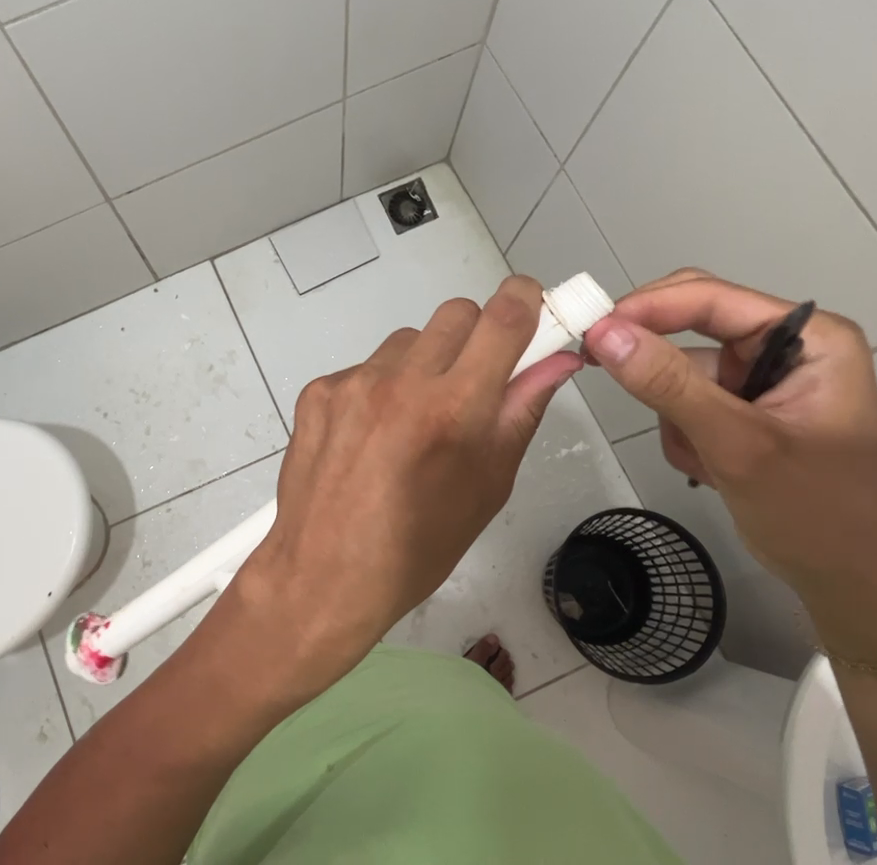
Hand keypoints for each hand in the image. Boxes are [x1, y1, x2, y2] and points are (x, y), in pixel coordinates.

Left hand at [231, 275, 582, 685]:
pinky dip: (380, 388)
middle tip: (474, 383)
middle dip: (477, 336)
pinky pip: (365, 367)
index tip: (534, 309)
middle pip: (456, 314)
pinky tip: (371, 437)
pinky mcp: (318, 391)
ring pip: (409, 340)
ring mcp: (352, 382)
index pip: (502, 317)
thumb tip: (558, 360)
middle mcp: (401, 381)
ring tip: (414, 422)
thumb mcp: (488, 488)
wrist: (322, 576)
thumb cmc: (418, 548)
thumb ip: (521, 413)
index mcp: (453, 409)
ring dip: (425, 364)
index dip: (527, 300)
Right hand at [584, 269, 876, 660]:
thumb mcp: (738, 444)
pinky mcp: (747, 414)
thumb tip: (601, 332)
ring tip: (704, 461)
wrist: (858, 588)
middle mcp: (787, 348)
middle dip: (659, 364)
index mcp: (810, 337)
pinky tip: (710, 470)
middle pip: (693, 326)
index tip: (591, 331)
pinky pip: (686, 404)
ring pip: (682, 371)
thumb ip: (668, 385)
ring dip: (675, 414)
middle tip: (602, 370)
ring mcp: (765, 382)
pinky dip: (684, 435)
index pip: (711, 298)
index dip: (646, 308)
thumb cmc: (819, 514)